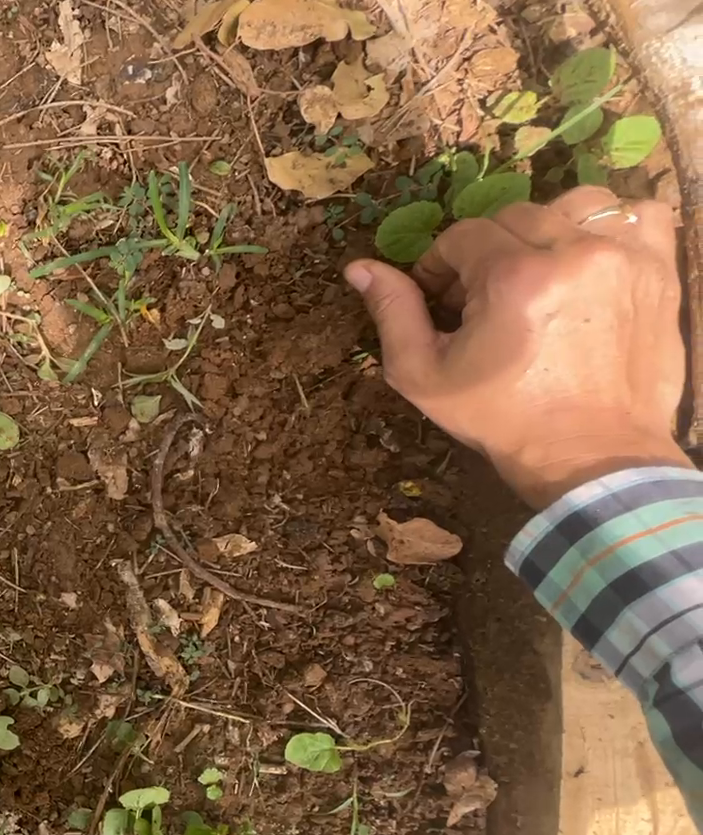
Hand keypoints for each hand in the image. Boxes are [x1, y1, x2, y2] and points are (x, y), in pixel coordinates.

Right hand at [344, 185, 689, 506]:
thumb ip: (393, 312)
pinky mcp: (661, 268)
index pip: (462, 235)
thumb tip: (359, 268)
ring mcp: (629, 256)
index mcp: (514, 277)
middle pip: (514, 215)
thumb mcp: (420, 371)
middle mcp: (576, 252)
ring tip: (531, 272)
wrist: (586, 445)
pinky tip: (581, 260)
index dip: (436, 265)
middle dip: (485, 250)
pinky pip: (639, 213)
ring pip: (577, 203)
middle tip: (477, 298)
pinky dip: (605, 225)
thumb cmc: (492, 412)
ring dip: (543, 228)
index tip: (436, 301)